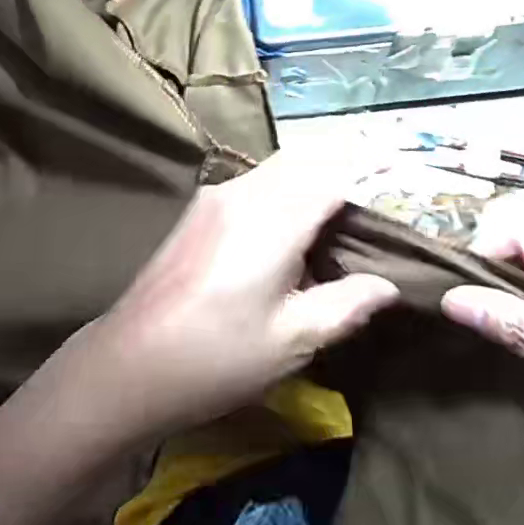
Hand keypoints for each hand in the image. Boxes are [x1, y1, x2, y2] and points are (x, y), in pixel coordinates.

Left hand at [73, 148, 400, 440]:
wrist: (125, 366)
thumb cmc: (216, 358)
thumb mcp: (291, 341)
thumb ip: (346, 305)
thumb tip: (388, 286)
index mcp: (274, 219)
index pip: (334, 176)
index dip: (370, 173)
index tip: (397, 175)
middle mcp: (246, 192)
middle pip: (306, 158)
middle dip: (343, 166)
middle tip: (371, 196)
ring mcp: (217, 195)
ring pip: (280, 165)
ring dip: (313, 175)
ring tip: (337, 213)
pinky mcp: (200, 208)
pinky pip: (257, 179)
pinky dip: (286, 186)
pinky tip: (291, 225)